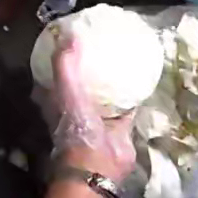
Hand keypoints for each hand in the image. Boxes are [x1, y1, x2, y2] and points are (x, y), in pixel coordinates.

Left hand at [49, 40, 136, 181]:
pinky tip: (144, 76)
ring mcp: (100, 118)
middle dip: (88, 68)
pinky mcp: (121, 126)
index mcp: (57, 102)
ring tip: (122, 55)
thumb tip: (70, 34)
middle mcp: (77, 109)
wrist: (99, 164)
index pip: (53, 76)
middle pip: (81, 83)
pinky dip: (135, 93)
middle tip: (100, 44)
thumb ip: (66, 65)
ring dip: (112, 79)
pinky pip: (129, 104)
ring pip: (106, 93)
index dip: (59, 59)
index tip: (70, 40)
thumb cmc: (77, 128)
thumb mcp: (66, 92)